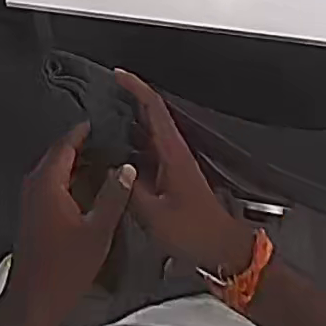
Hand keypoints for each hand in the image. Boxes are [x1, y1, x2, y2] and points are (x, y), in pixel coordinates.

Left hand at [4, 122, 135, 325]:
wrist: (33, 299)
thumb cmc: (64, 267)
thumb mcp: (97, 231)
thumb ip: (112, 197)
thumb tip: (124, 169)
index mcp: (47, 182)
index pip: (64, 145)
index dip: (80, 131)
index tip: (96, 122)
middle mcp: (34, 184)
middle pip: (58, 154)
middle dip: (80, 145)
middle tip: (105, 140)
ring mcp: (30, 197)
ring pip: (54, 169)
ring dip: (75, 162)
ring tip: (101, 159)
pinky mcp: (32, 211)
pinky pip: (50, 183)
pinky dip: (68, 177)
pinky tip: (87, 186)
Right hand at [115, 69, 260, 276]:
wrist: (224, 251)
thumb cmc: (195, 233)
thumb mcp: (154, 214)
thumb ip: (128, 189)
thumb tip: (111, 168)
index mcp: (171, 151)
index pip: (154, 107)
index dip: (136, 87)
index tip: (118, 74)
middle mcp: (173, 151)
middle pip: (150, 112)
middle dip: (128, 97)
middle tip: (103, 91)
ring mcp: (173, 162)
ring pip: (147, 130)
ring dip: (127, 119)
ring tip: (101, 117)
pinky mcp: (171, 175)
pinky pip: (147, 148)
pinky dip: (130, 141)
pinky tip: (113, 150)